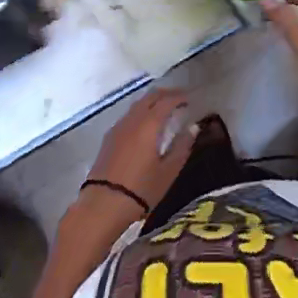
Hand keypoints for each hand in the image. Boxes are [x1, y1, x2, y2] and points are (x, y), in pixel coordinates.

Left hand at [77, 88, 194, 225]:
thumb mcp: (168, 171)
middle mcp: (131, 120)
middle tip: (180, 97)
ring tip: (165, 108)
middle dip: (165, 94)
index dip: (179, 96)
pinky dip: (141, 112)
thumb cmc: (141, 189)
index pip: (166, 101)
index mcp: (148, 125)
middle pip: (149, 97)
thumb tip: (193, 127)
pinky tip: (146, 123)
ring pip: (137, 105)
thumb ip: (182, 146)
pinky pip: (128, 115)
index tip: (191, 97)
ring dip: (152, 102)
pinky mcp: (109, 137)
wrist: (104, 204)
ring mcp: (117, 127)